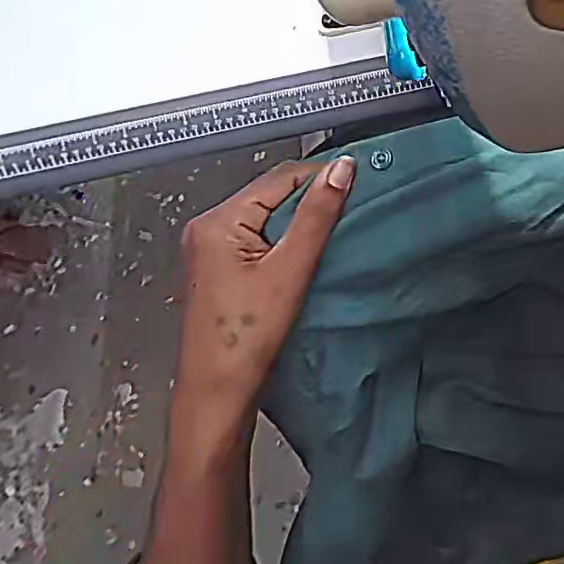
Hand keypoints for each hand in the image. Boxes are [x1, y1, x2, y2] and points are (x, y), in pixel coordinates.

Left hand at [173, 156, 355, 440]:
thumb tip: (340, 170)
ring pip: (269, 215)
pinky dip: (288, 238)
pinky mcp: (220, 266)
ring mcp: (212, 247)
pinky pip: (261, 235)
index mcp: (217, 222)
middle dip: (311, 198)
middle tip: (349, 206)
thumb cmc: (244, 340)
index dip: (320, 175)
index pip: (280, 177)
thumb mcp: (290, 269)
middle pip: (272, 194)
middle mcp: (208, 228)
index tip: (354, 179)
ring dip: (301, 219)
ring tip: (333, 229)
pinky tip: (308, 251)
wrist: (217, 393)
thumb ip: (316, 215)